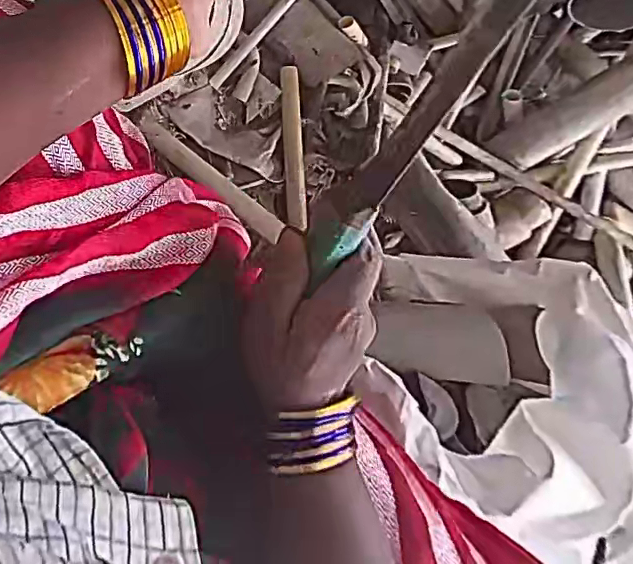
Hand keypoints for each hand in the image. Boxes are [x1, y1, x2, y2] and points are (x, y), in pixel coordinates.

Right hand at [243, 229, 380, 411]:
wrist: (301, 418)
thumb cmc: (278, 367)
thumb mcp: (267, 319)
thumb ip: (283, 274)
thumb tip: (295, 236)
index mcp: (342, 308)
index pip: (363, 253)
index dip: (344, 227)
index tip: (319, 215)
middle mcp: (364, 313)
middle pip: (358, 260)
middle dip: (328, 244)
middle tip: (293, 250)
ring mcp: (365, 323)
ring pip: (350, 275)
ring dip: (324, 265)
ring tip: (290, 278)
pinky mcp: (359, 329)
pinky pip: (346, 291)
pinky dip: (325, 283)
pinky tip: (299, 298)